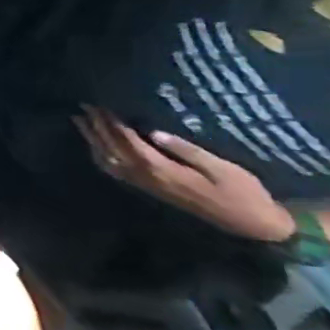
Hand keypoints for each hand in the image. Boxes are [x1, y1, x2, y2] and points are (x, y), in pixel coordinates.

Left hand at [74, 106, 296, 242]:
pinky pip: (114, 171)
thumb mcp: (222, 168)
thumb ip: (187, 150)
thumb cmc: (242, 192)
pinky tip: (94, 145)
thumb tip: (155, 132)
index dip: (113, 123)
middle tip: (84, 105)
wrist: (249, 225)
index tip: (101, 104)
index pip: (129, 143)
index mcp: (163, 171)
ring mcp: (145, 185)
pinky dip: (99, 155)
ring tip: (80, 119)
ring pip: (107, 160)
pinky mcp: (147, 189)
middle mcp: (147, 178)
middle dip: (96, 126)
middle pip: (111, 149)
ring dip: (92, 139)